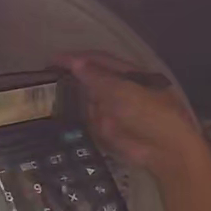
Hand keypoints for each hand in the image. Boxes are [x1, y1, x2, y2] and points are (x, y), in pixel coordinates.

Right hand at [56, 52, 210, 188]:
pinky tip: (61, 118)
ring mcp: (114, 111)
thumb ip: (97, 78)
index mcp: (129, 74)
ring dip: (72, 101)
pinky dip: (79, 120)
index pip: (98, 61)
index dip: (75, 58)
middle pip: (90, 80)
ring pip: (87, 101)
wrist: (165, 151)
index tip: (51, 60)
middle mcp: (120, 90)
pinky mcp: (109, 132)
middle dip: (71, 80)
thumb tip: (75, 63)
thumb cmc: (150, 114)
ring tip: (48, 100)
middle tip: (44, 82)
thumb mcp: (122, 91)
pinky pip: (89, 122)